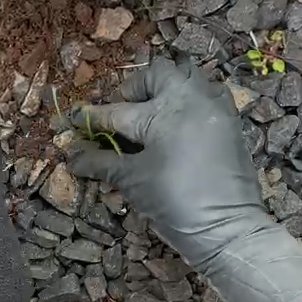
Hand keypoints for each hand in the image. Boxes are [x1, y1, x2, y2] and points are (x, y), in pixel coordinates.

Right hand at [66, 58, 301, 301]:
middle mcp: (191, 98)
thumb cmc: (173, 201)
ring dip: (164, 92)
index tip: (72, 121)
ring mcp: (214, 108)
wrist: (227, 228)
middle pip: (157, 73)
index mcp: (163, 110)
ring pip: (186, 79)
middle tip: (122, 115)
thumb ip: (100, 161)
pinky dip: (187, 105)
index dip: (90, 117)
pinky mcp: (229, 124)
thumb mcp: (131, 181)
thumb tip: (72, 155)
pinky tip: (175, 129)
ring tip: (149, 118)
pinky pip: (206, 98)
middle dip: (134, 89)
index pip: (116, 111)